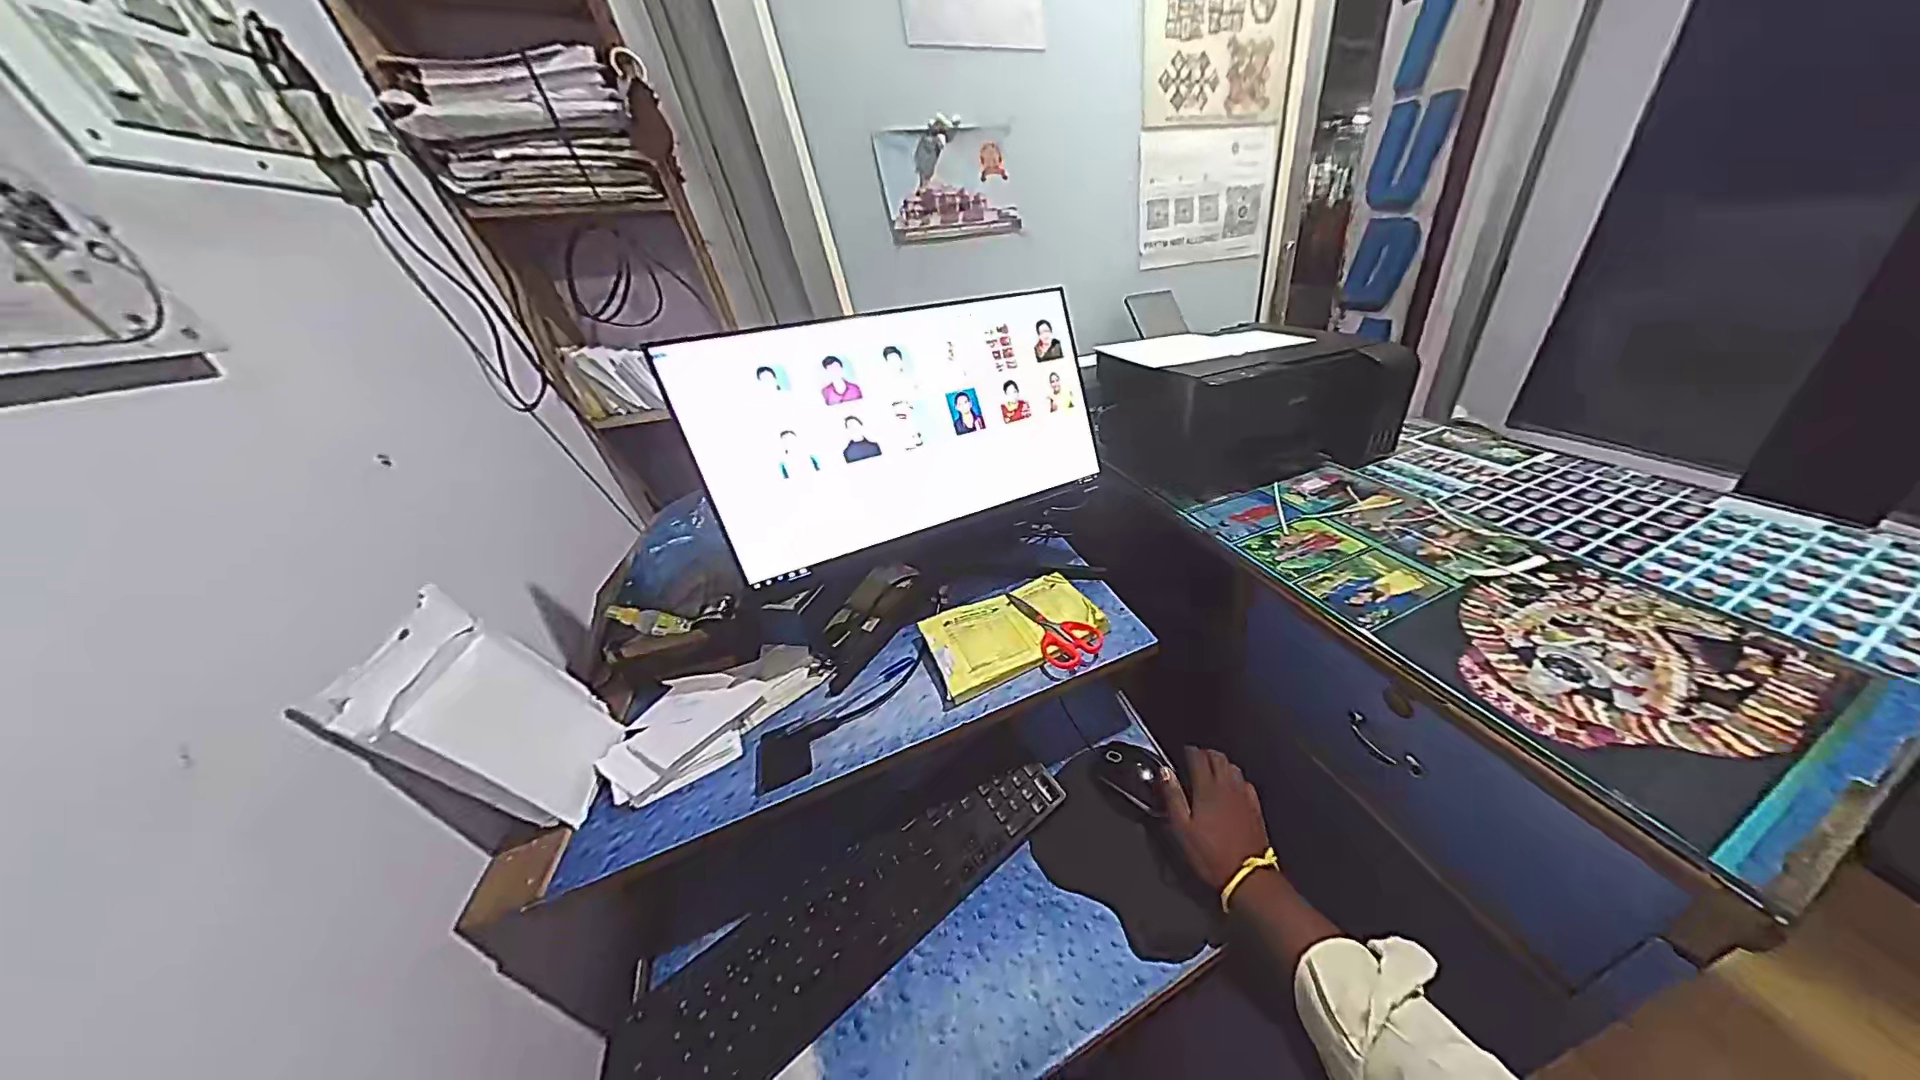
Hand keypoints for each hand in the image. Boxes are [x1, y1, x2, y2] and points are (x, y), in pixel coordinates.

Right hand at [1161, 746, 1271, 891]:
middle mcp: (1227, 785)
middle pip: (1218, 757)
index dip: (1189, 751)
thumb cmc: (1208, 852)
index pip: (1198, 757)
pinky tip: (1231, 788)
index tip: (1182, 753)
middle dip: (1205, 754)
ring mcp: (1244, 796)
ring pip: (1233, 767)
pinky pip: (1245, 783)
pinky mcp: (1255, 807)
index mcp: (1207, 787)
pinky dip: (1235, 778)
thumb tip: (1165, 771)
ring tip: (1211, 771)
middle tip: (1195, 760)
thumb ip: (1172, 796)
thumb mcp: (1181, 827)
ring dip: (1221, 764)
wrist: (1247, 876)